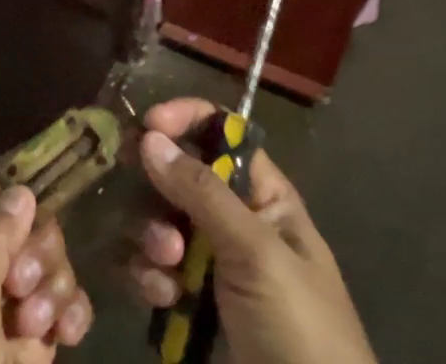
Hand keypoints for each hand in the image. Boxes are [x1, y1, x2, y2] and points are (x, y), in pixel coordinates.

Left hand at [0, 175, 93, 363]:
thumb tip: (22, 191)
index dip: (25, 198)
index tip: (47, 219)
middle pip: (29, 227)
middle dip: (41, 258)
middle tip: (25, 296)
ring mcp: (0, 303)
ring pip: (50, 264)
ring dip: (56, 293)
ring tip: (37, 333)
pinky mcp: (25, 338)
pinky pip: (62, 303)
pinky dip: (71, 316)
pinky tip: (67, 338)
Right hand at [127, 98, 376, 363]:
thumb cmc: (299, 325)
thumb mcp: (258, 252)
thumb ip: (204, 193)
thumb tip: (151, 136)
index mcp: (265, 197)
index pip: (222, 135)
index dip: (185, 121)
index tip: (146, 126)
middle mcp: (234, 222)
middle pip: (178, 179)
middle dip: (159, 195)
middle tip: (162, 227)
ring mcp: (209, 264)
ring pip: (158, 224)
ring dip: (153, 241)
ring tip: (168, 270)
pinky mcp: (188, 304)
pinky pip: (152, 270)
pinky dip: (148, 278)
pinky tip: (161, 298)